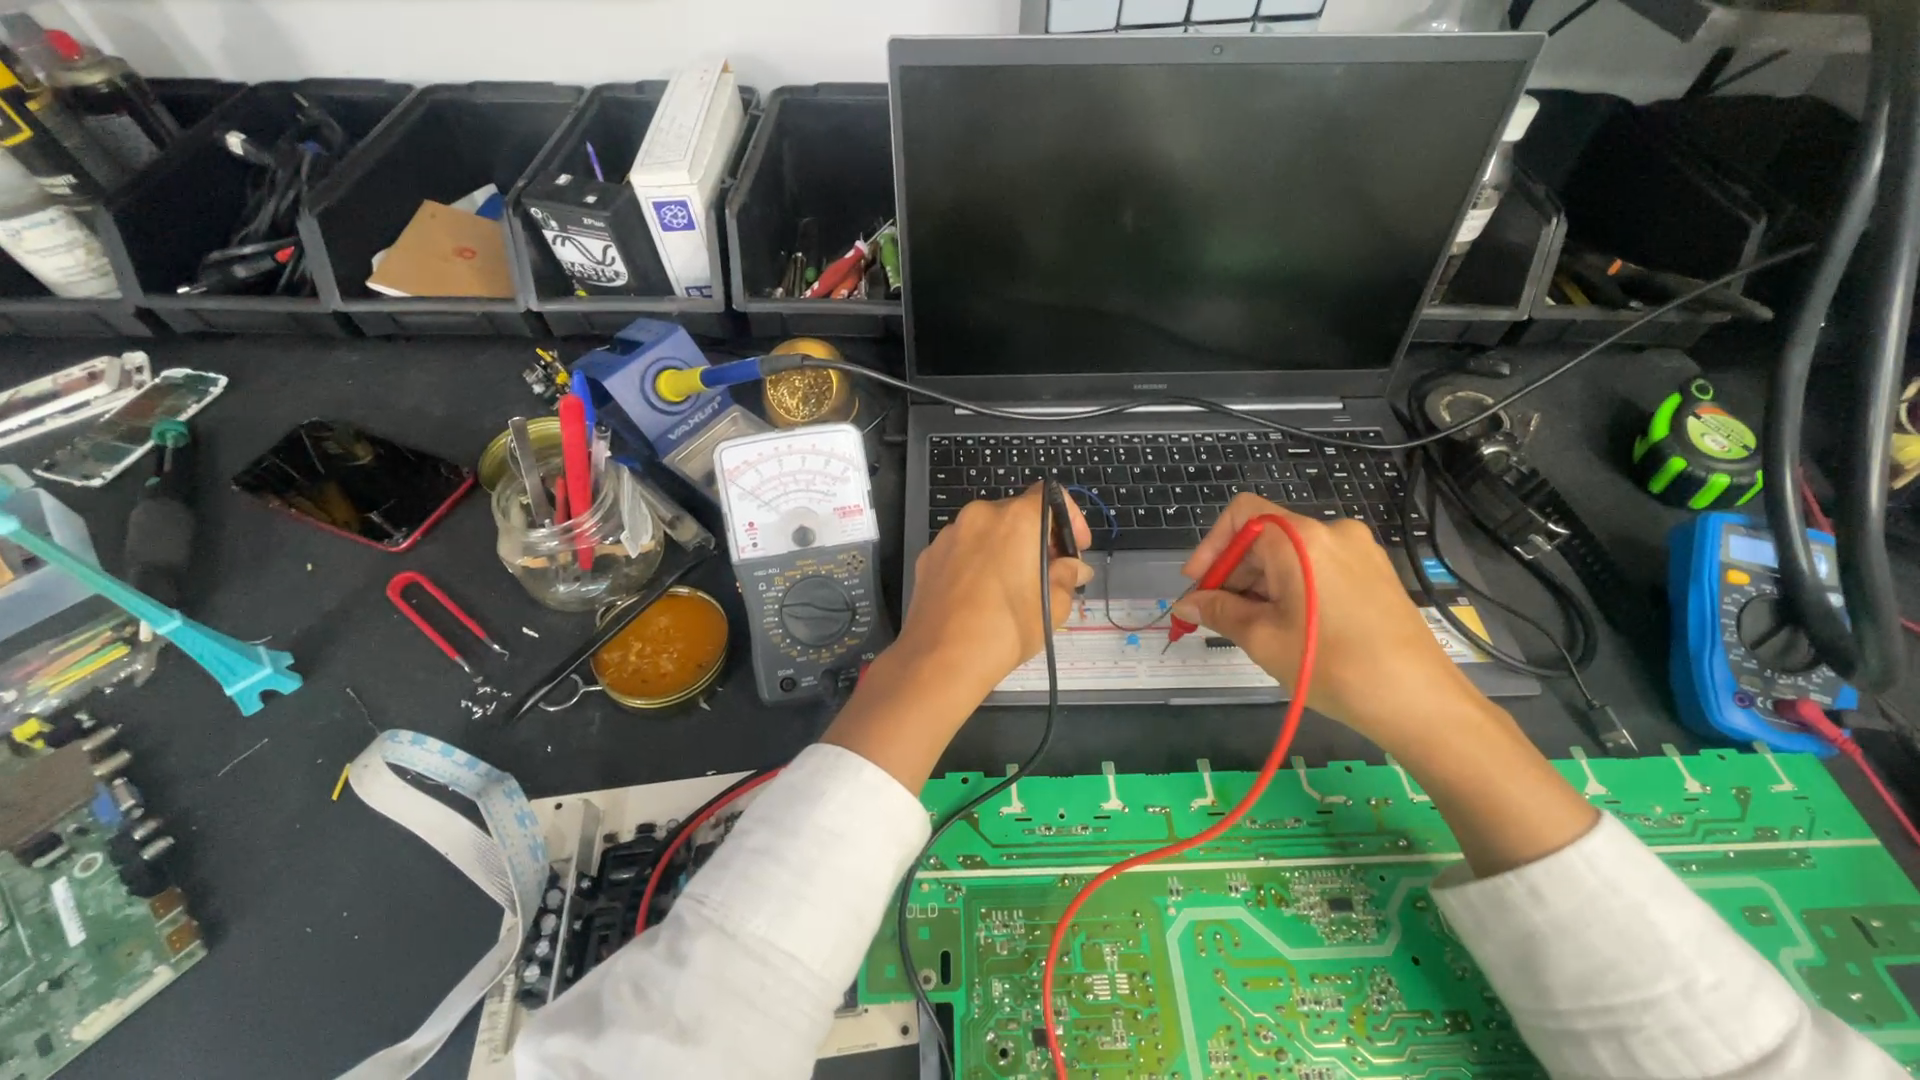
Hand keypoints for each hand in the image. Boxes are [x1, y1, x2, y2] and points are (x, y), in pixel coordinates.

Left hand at [895, 485, 1092, 697]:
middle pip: (1017, 514)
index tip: (1073, 549)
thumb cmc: (1007, 629)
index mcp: (1016, 520)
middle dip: (1036, 538)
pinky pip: (962, 550)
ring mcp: (949, 535)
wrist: (940, 659)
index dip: (1069, 519)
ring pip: (987, 532)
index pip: (1050, 496)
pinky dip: (977, 562)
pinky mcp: (928, 556)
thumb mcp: (1053, 606)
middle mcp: (980, 516)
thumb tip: (1072, 567)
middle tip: (1047, 573)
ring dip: (1005, 549)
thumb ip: (1066, 577)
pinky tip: (980, 596)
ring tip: (1012, 587)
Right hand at [1173, 494, 1484, 752]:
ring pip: (1291, 556)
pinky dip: (1292, 589)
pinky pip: (1319, 568)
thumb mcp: (1262, 639)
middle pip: (1265, 536)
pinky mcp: (1375, 573)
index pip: (1241, 515)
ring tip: (1253, 629)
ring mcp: (1359, 552)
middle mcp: (1332, 532)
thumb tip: (1187, 604)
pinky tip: (1289, 627)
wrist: (1416, 700)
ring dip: (1261, 585)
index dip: (1211, 546)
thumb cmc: (1330, 665)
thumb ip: (1218, 612)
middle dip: (1234, 573)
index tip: (1198, 586)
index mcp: (1300, 539)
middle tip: (1216, 617)